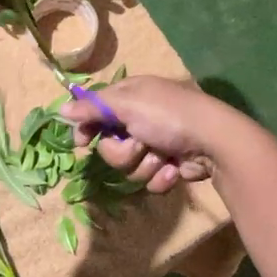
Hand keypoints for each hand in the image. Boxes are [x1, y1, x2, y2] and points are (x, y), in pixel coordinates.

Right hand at [58, 76, 233, 193]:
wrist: (214, 142)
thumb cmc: (168, 116)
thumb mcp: (127, 104)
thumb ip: (93, 108)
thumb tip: (62, 109)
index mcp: (131, 96)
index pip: (96, 111)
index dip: (87, 127)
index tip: (81, 142)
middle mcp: (141, 119)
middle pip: (110, 146)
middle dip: (122, 152)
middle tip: (138, 145)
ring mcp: (156, 144)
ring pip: (129, 167)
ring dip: (144, 165)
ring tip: (163, 157)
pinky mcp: (169, 166)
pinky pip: (149, 180)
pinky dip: (161, 177)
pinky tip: (174, 169)